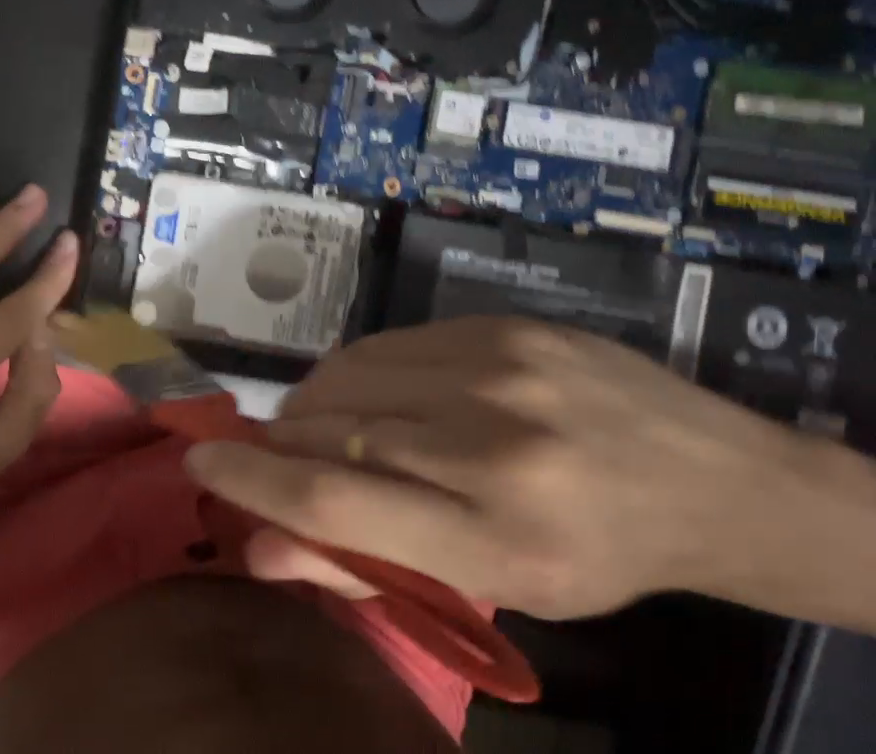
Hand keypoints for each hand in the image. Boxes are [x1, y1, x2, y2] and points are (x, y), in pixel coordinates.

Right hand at [184, 317, 829, 619]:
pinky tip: (371, 397)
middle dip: (282, 449)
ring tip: (330, 430)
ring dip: (309, 409)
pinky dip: (349, 377)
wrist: (717, 482)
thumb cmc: (590, 554)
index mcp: (497, 536)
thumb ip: (363, 567)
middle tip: (284, 462)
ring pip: (337, 381)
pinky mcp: (497, 327)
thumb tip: (254, 547)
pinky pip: (373, 347)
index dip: (247, 484)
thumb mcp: (489, 586)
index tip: (197, 467)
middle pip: (322, 434)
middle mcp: (493, 445)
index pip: (330, 502)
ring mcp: (496, 373)